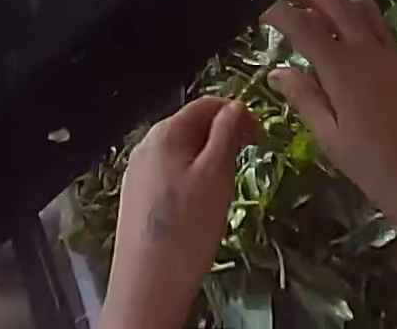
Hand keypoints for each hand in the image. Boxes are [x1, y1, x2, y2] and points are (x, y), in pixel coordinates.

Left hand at [102, 96, 259, 328]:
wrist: (146, 291)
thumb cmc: (186, 228)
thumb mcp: (216, 174)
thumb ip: (227, 132)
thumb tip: (236, 105)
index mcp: (165, 132)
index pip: (205, 104)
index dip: (236, 112)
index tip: (259, 133)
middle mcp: (146, 144)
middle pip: (192, 125)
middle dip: (223, 134)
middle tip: (247, 157)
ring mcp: (138, 171)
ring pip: (182, 150)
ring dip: (208, 156)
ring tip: (227, 182)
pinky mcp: (136, 198)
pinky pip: (170, 172)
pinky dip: (192, 176)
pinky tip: (200, 203)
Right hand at [259, 0, 396, 246]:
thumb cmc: (377, 170)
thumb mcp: (331, 140)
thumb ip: (304, 99)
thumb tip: (277, 71)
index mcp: (342, 70)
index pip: (303, 26)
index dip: (279, 11)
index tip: (261, 7)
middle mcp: (368, 51)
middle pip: (334, 2)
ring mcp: (393, 53)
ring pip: (361, 7)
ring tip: (316, 2)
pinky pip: (382, 27)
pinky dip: (360, 18)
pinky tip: (352, 34)